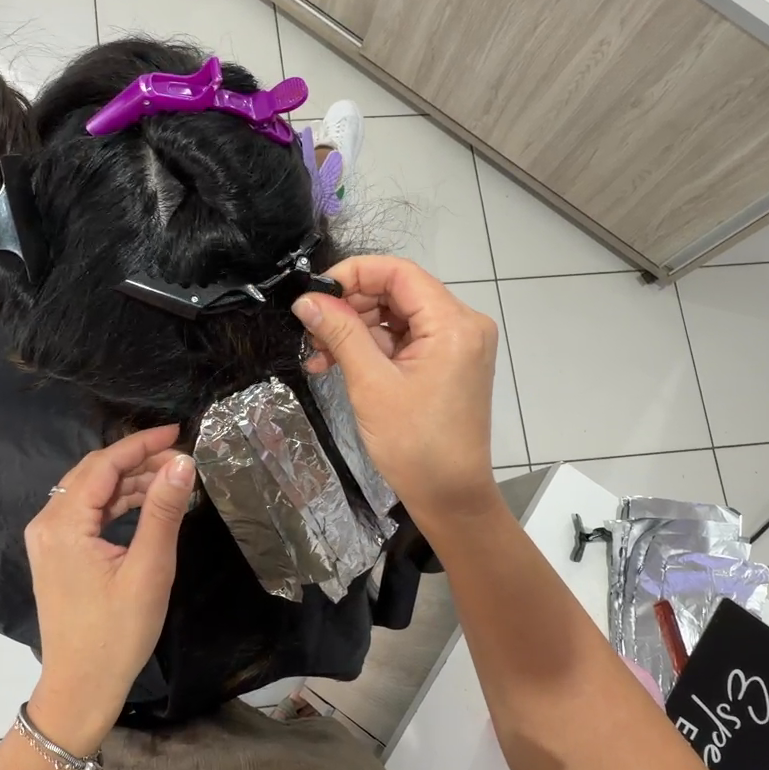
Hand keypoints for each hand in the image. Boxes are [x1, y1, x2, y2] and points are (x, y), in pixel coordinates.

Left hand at [22, 425, 195, 754]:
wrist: (81, 687)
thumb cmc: (116, 633)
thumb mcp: (148, 570)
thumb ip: (162, 511)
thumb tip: (182, 463)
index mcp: (63, 524)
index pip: (103, 464)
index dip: (141, 444)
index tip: (178, 433)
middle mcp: (47, 523)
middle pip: (93, 473)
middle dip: (137, 460)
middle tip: (181, 458)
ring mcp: (48, 540)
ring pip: (91, 492)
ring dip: (129, 482)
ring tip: (171, 481)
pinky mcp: (56, 554)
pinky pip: (87, 513)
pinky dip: (117, 504)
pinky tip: (146, 504)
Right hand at [294, 256, 501, 525]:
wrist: (449, 496)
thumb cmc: (415, 444)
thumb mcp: (371, 384)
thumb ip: (340, 333)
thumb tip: (306, 300)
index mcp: (453, 323)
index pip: (399, 273)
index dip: (353, 274)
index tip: (314, 294)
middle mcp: (462, 324)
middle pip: (397, 293)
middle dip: (350, 307)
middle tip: (312, 332)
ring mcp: (456, 345)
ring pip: (396, 317)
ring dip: (355, 330)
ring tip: (319, 356)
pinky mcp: (446, 364)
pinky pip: (403, 340)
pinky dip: (371, 348)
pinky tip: (337, 364)